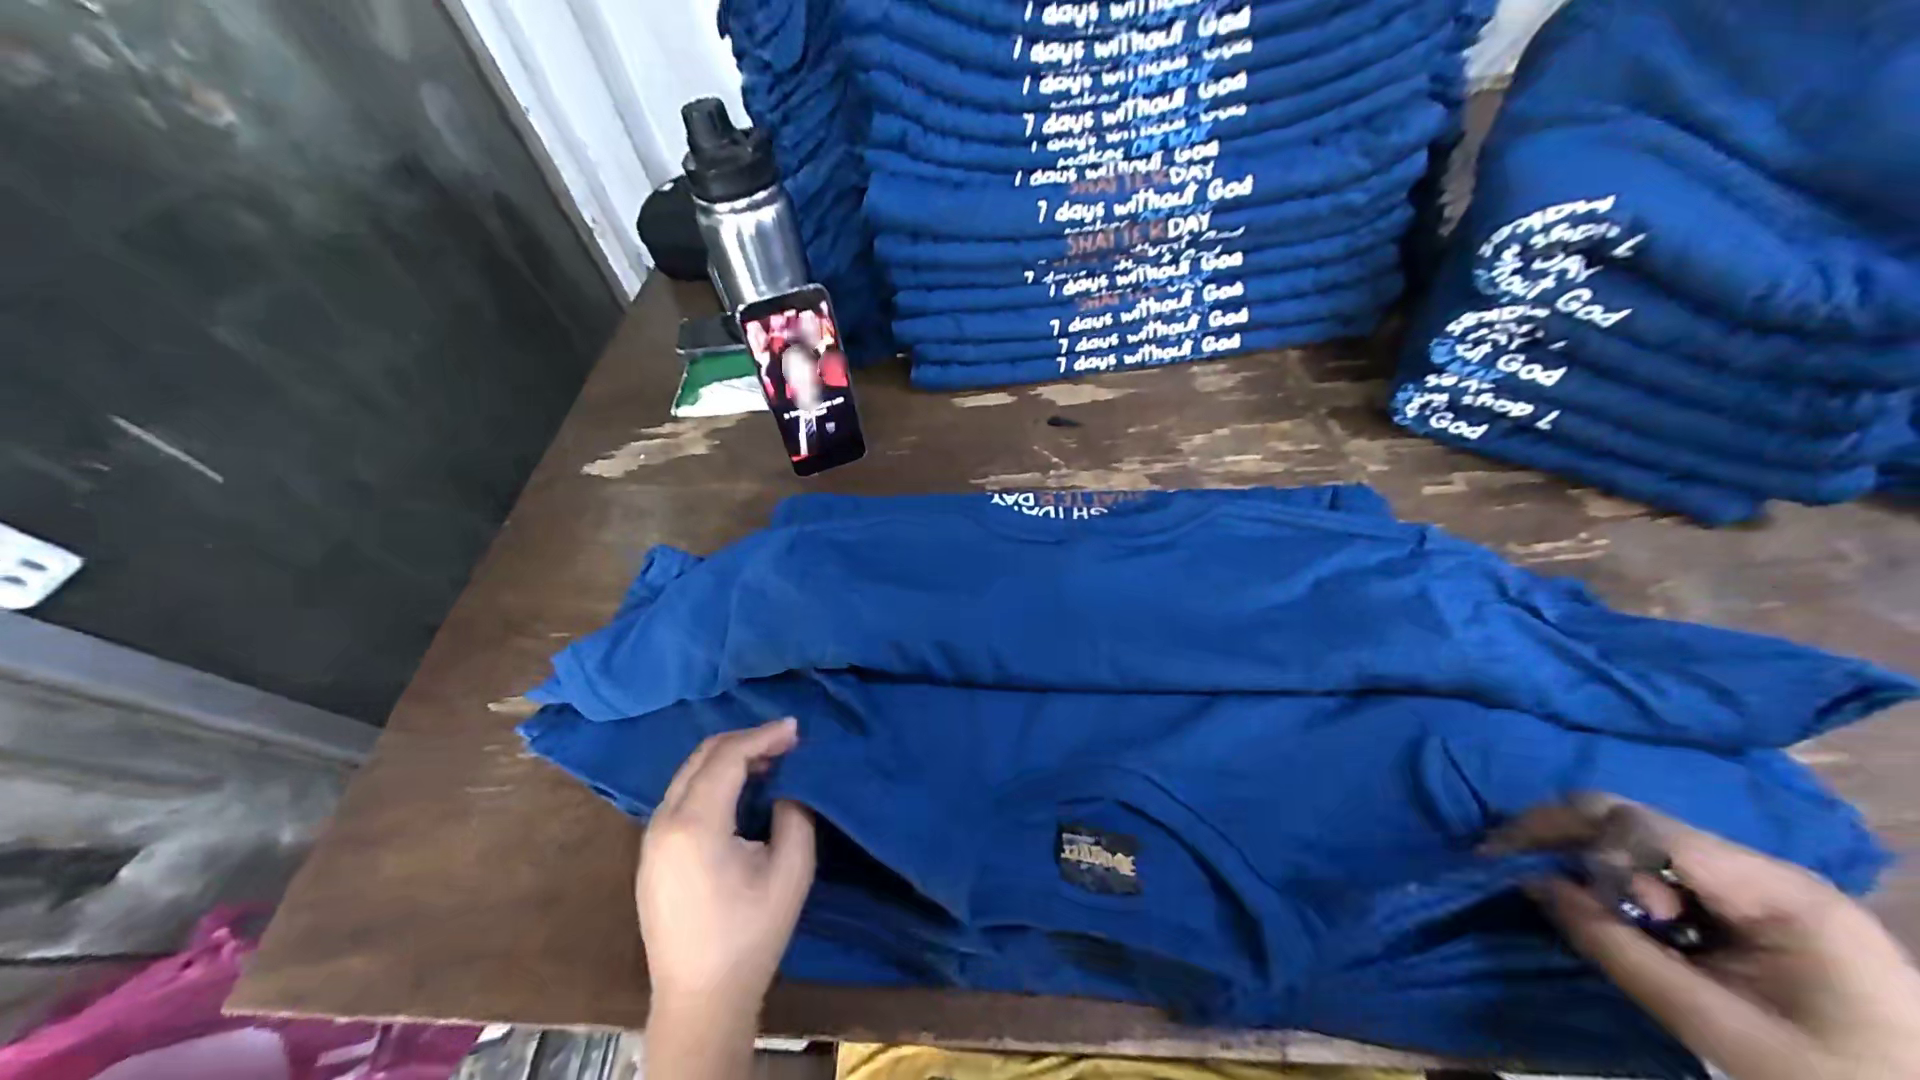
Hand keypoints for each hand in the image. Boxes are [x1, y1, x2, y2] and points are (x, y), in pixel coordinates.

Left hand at [637, 718, 815, 1021]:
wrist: (701, 997)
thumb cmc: (751, 934)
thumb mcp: (791, 870)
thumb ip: (795, 813)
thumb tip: (787, 783)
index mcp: (694, 824)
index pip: (727, 756)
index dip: (763, 735)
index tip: (796, 728)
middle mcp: (663, 822)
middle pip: (702, 756)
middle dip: (745, 740)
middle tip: (785, 740)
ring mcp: (650, 838)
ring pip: (688, 774)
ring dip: (728, 758)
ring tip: (768, 760)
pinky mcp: (651, 853)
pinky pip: (681, 796)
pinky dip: (712, 780)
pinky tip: (740, 791)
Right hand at [1486, 793, 1919, 1079]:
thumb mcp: (1716, 1026)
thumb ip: (1617, 948)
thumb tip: (1531, 882)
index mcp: (1774, 891)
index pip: (1639, 825)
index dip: (1563, 831)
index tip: (1505, 858)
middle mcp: (1767, 871)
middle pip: (1638, 824)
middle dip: (1569, 842)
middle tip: (1514, 867)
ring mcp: (1767, 888)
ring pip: (1647, 847)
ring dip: (1601, 872)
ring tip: (1586, 913)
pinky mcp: (1761, 908)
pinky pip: (1671, 876)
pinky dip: (1629, 890)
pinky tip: (1624, 920)